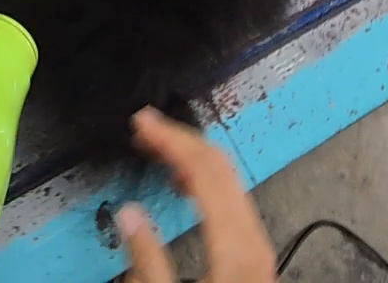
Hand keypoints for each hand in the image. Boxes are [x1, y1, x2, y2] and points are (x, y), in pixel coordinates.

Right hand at [118, 107, 276, 282]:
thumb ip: (148, 263)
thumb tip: (128, 212)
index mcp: (235, 249)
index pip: (204, 171)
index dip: (171, 139)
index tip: (139, 123)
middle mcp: (254, 240)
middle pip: (221, 168)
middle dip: (181, 139)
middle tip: (142, 126)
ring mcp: (258, 249)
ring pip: (229, 181)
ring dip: (192, 156)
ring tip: (156, 146)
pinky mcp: (254, 259)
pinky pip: (232, 200)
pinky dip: (205, 179)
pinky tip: (183, 182)